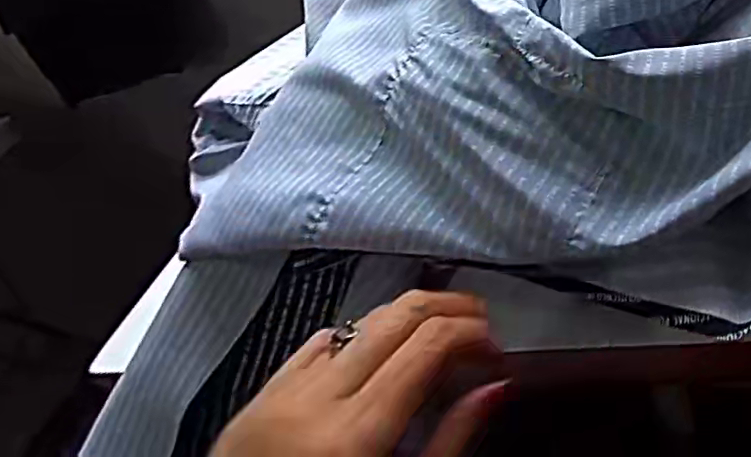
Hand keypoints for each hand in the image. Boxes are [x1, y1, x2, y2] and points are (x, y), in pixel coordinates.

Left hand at [211, 291, 509, 456]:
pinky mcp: (259, 397)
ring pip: (364, 320)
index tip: (491, 345)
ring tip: (436, 333)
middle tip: (476, 321)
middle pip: (400, 315)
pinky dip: (358, 339)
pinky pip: (321, 343)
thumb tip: (492, 389)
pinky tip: (375, 357)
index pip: (428, 344)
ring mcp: (282, 395)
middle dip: (449, 306)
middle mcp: (315, 403)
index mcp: (351, 440)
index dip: (470, 332)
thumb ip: (448, 443)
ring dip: (408, 318)